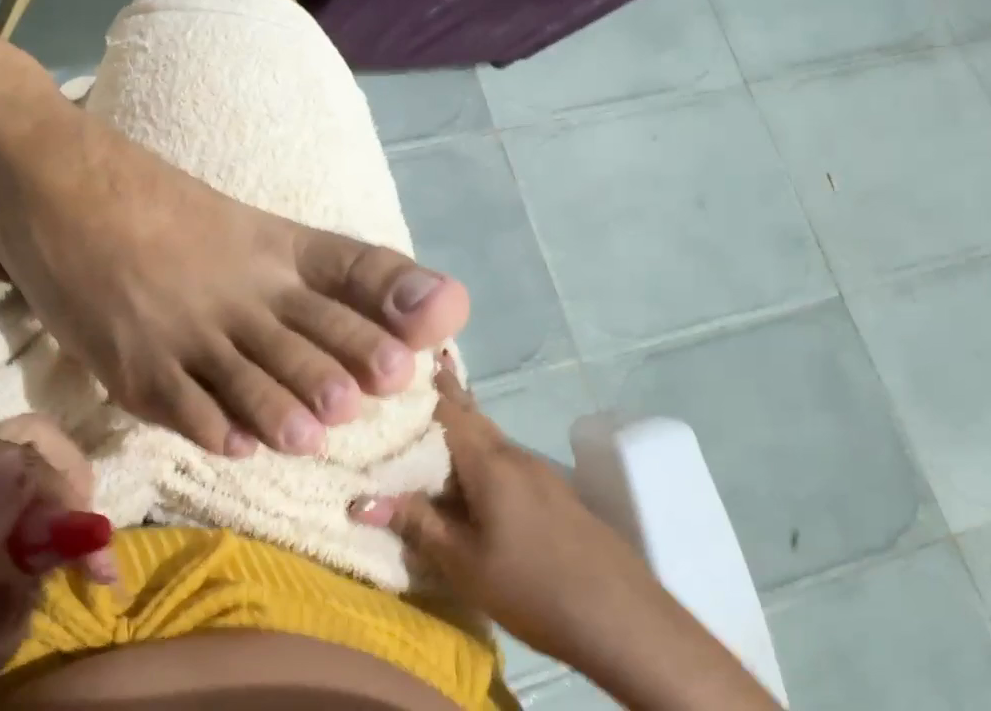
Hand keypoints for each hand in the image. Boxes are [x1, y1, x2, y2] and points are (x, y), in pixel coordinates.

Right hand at [0, 68, 470, 458]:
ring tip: (308, 434)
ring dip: (289, 413)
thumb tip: (344, 308)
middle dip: (350, 370)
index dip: (400, 302)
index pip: (354, 270)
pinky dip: (216, 429)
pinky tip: (235, 444)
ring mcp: (184, 328)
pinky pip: (185, 409)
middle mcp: (237, 286)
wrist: (50, 180)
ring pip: (257, 386)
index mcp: (267, 242)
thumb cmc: (136, 196)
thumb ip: (286, 263)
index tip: (432, 327)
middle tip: (367, 398)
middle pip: (314, 341)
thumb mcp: (226, 218)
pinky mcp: (131, 363)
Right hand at [349, 370, 668, 669]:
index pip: (444, 406)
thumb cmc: (536, 589)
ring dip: (456, 429)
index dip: (413, 385)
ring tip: (420, 427)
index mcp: (489, 462)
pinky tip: (467, 474)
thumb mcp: (461, 562)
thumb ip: (414, 522)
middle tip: (395, 386)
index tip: (384, 363)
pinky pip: (505, 461)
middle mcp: (516, 457)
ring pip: (488, 440)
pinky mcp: (558, 499)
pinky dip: (477, 455)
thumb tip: (357, 498)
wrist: (633, 628)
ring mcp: (543, 476)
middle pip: (469, 415)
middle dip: (435, 398)